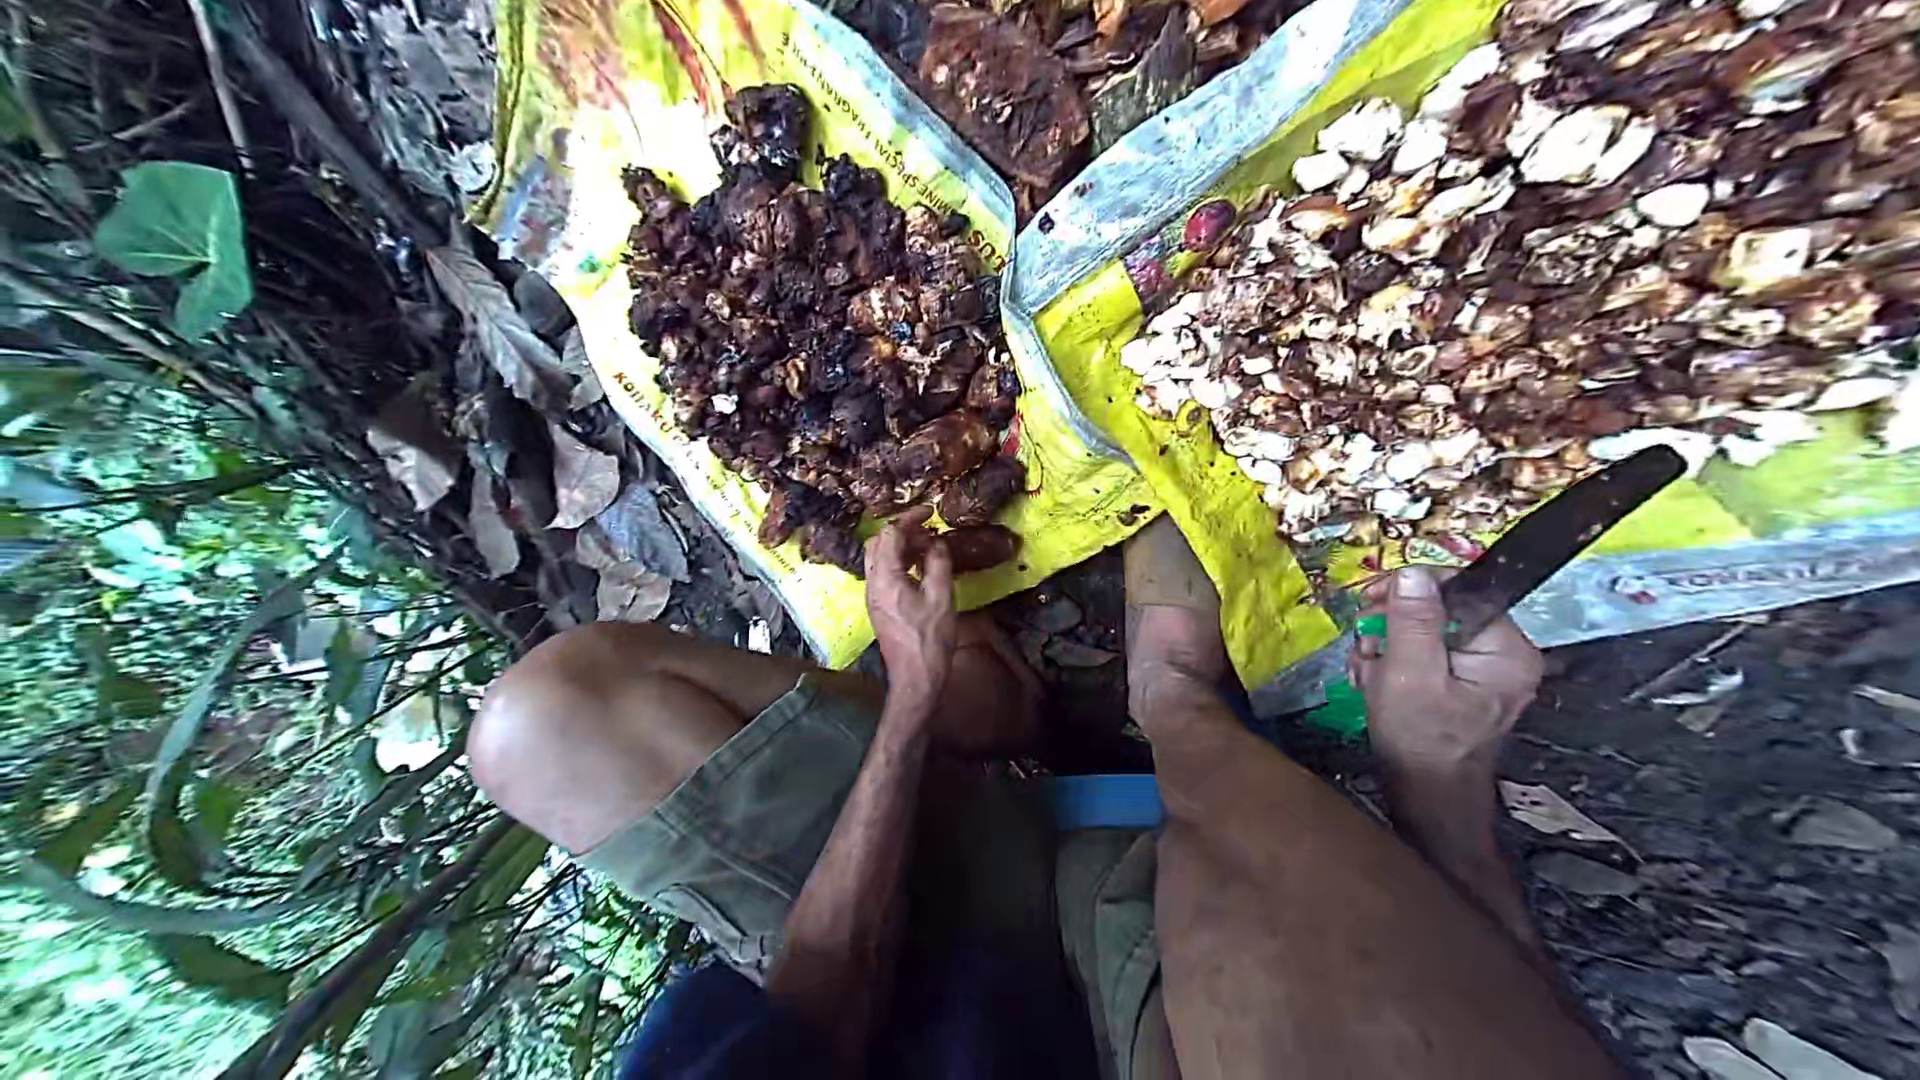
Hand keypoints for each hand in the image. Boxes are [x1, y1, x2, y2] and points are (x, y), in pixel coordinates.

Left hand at [865, 507, 956, 712]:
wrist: (915, 678)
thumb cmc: (930, 639)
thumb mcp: (941, 597)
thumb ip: (938, 563)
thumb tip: (937, 542)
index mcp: (885, 578)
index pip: (890, 534)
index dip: (910, 518)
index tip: (930, 512)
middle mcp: (873, 584)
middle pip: (878, 543)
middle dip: (902, 531)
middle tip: (929, 531)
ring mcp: (874, 596)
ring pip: (879, 558)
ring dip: (901, 547)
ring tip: (928, 548)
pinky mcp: (880, 607)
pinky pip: (884, 573)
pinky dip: (900, 562)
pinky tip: (921, 569)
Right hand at [1349, 565, 1542, 780]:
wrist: (1423, 793)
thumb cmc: (1420, 735)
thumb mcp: (1410, 673)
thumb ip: (1413, 621)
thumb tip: (1412, 573)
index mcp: (1504, 647)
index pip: (1458, 590)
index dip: (1409, 588)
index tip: (1368, 600)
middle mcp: (1497, 652)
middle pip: (1434, 609)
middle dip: (1389, 625)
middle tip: (1365, 646)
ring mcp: (1475, 668)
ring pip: (1418, 630)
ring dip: (1381, 645)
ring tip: (1368, 672)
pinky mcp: (1453, 681)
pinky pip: (1416, 652)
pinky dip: (1388, 661)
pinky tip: (1374, 681)